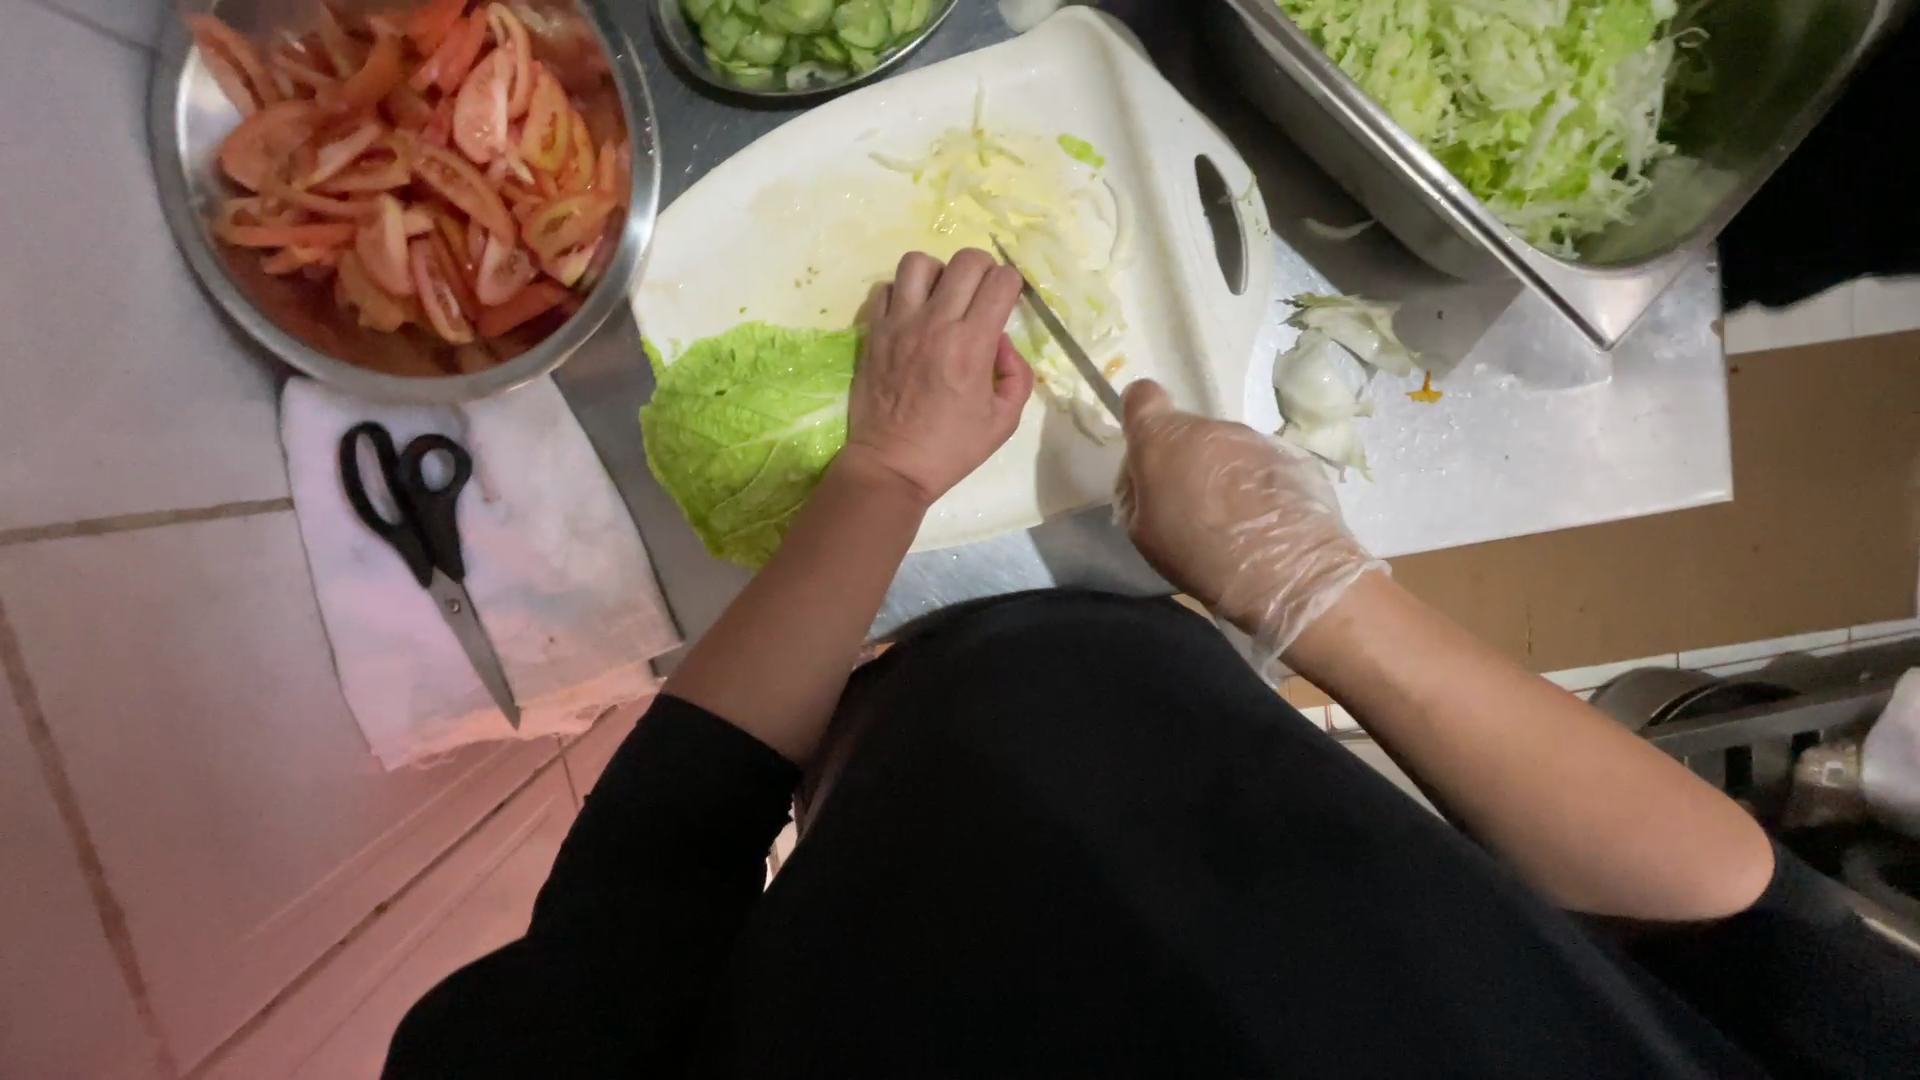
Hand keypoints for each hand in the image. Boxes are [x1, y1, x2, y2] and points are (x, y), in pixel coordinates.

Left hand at [841, 249, 1034, 505]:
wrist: (892, 466)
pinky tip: (911, 315)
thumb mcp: (1004, 421)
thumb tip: (1001, 342)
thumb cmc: (951, 449)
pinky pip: (886, 289)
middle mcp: (935, 324)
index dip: (1012, 285)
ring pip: (919, 262)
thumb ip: (1017, 376)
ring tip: (942, 298)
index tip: (1008, 303)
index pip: (1001, 282)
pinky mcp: (873, 333)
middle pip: (966, 260)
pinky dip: (902, 293)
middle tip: (981, 295)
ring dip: (938, 273)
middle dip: (984, 269)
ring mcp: (898, 325)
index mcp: (971, 345)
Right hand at [1115, 379, 1384, 660]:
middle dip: (1184, 459)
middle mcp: (1208, 427)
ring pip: (1226, 448)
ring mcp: (1254, 437)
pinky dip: (1256, 485)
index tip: (1145, 443)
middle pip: (1187, 432)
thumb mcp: (1140, 531)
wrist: (1283, 572)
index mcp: (1161, 440)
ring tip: (1232, 518)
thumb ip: (1137, 489)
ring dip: (1222, 473)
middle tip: (1190, 505)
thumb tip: (1144, 475)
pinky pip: (1260, 465)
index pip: (1142, 396)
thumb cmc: (1196, 553)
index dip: (1140, 415)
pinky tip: (1262, 520)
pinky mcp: (1292, 455)